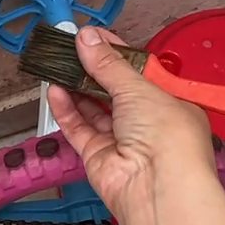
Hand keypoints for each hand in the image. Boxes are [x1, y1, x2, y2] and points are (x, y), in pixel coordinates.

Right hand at [47, 28, 217, 224]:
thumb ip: (108, 65)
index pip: (138, 73)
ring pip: (93, 109)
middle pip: (112, 91)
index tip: (93, 37)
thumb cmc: (168, 138)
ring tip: (56, 66)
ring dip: (75, 88)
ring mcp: (121, 141)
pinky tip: (55, 91)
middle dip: (91, 70)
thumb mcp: (139, 89)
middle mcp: (146, 123)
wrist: (156, 186)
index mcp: (169, 103)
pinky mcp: (97, 156)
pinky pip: (79, 128)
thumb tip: (87, 38)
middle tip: (69, 49)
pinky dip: (66, 110)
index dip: (115, 54)